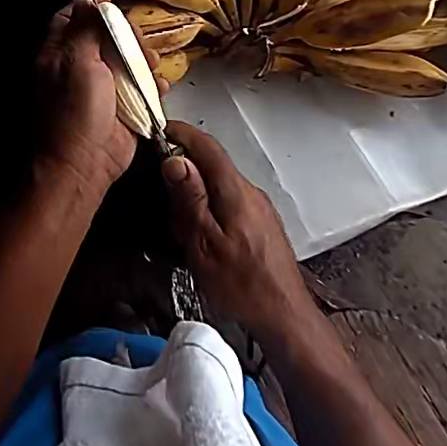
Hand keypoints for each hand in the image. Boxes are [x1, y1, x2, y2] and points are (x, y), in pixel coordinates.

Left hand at [34, 0, 160, 196]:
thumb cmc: (75, 112)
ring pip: (129, 58)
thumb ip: (87, 26)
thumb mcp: (77, 60)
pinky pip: (143, 86)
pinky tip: (158, 86)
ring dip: (144, 59)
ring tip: (150, 66)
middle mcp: (80, 65)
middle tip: (136, 45)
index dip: (93, 6)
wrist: (86, 163)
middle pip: (108, 35)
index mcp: (60, 52)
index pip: (74, 16)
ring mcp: (104, 86)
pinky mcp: (124, 105)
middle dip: (127, 36)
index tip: (113, 2)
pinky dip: (153, 85)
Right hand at [161, 122, 315, 341]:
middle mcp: (251, 193)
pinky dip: (211, 210)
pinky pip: (231, 203)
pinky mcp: (261, 224)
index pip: (208, 147)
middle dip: (186, 173)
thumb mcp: (204, 243)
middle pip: (213, 166)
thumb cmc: (242, 286)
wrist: (283, 315)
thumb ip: (190, 200)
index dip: (183, 134)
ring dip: (197, 196)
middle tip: (165, 199)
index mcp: (235, 192)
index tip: (163, 129)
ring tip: (184, 230)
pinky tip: (204, 238)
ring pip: (221, 187)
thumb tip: (176, 161)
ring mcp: (259, 208)